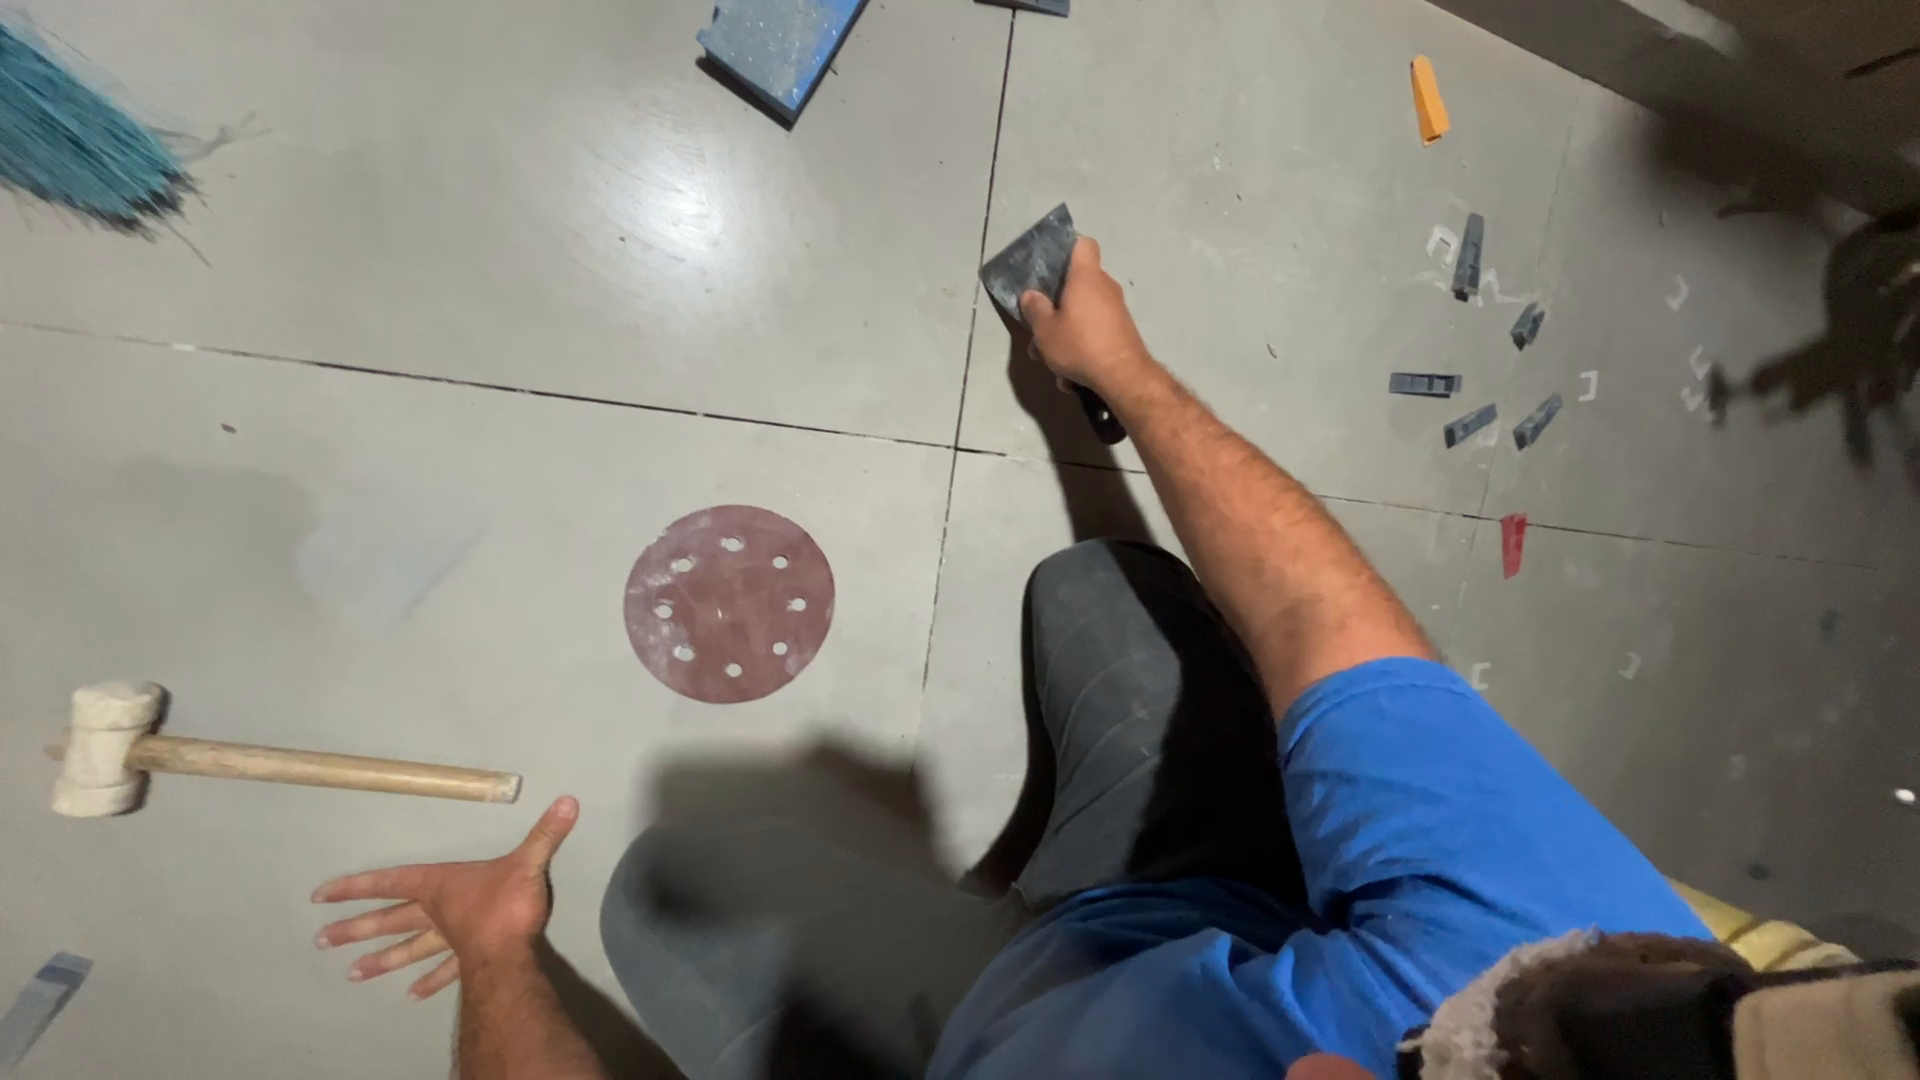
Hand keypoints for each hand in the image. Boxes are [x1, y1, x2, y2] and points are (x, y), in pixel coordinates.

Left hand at [311, 796, 578, 999]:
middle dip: (356, 928)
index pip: (392, 882)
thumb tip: (569, 800)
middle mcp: (437, 913)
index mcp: (442, 886)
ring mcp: (447, 940)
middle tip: (320, 941)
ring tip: (352, 975)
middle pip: (391, 920)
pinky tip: (413, 995)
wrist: (510, 953)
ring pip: (408, 949)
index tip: (321, 896)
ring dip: (382, 960)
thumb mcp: (528, 861)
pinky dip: (429, 981)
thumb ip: (546, 832)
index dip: (357, 887)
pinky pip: (443, 970)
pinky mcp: (464, 960)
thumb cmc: (508, 905)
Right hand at [1019, 236, 1154, 393]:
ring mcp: (1116, 311)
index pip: (1083, 244)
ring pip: (1084, 316)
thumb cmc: (1079, 344)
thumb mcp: (1045, 330)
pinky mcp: (1122, 333)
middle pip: (1078, 286)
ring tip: (1052, 364)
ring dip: (1066, 336)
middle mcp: (1105, 287)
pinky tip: (1070, 379)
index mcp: (1085, 277)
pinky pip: (1095, 335)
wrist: (1122, 376)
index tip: (1052, 269)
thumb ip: (1035, 310)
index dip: (1068, 250)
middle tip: (1040, 330)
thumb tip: (1030, 295)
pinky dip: (1081, 351)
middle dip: (1057, 308)